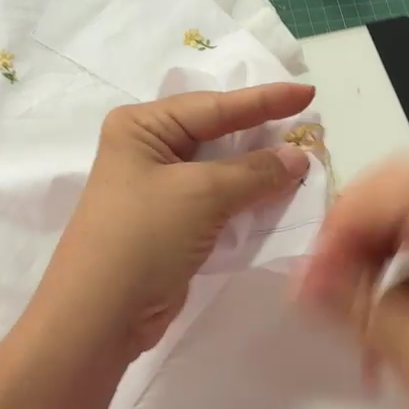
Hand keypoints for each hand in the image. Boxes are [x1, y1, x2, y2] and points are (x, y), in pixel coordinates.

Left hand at [35, 81, 316, 358]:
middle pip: (215, 132)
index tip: (308, 91)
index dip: (263, 99)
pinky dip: (246, 195)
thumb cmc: (142, 238)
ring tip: (304, 156)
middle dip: (261, 131)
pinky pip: (216, 197)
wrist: (98, 317)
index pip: (213, 105)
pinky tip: (279, 192)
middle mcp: (146, 148)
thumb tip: (298, 155)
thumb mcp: (200, 195)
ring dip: (258, 166)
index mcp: (141, 126)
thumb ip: (253, 172)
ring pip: (219, 167)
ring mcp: (156, 186)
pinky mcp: (169, 221)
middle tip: (310, 124)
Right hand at [295, 158, 408, 408]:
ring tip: (347, 298)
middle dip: (355, 222)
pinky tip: (382, 308)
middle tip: (327, 271)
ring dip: (372, 244)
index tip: (318, 264)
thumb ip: (360, 307)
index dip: (348, 213)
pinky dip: (395, 260)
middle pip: (406, 184)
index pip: (403, 186)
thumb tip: (300, 275)